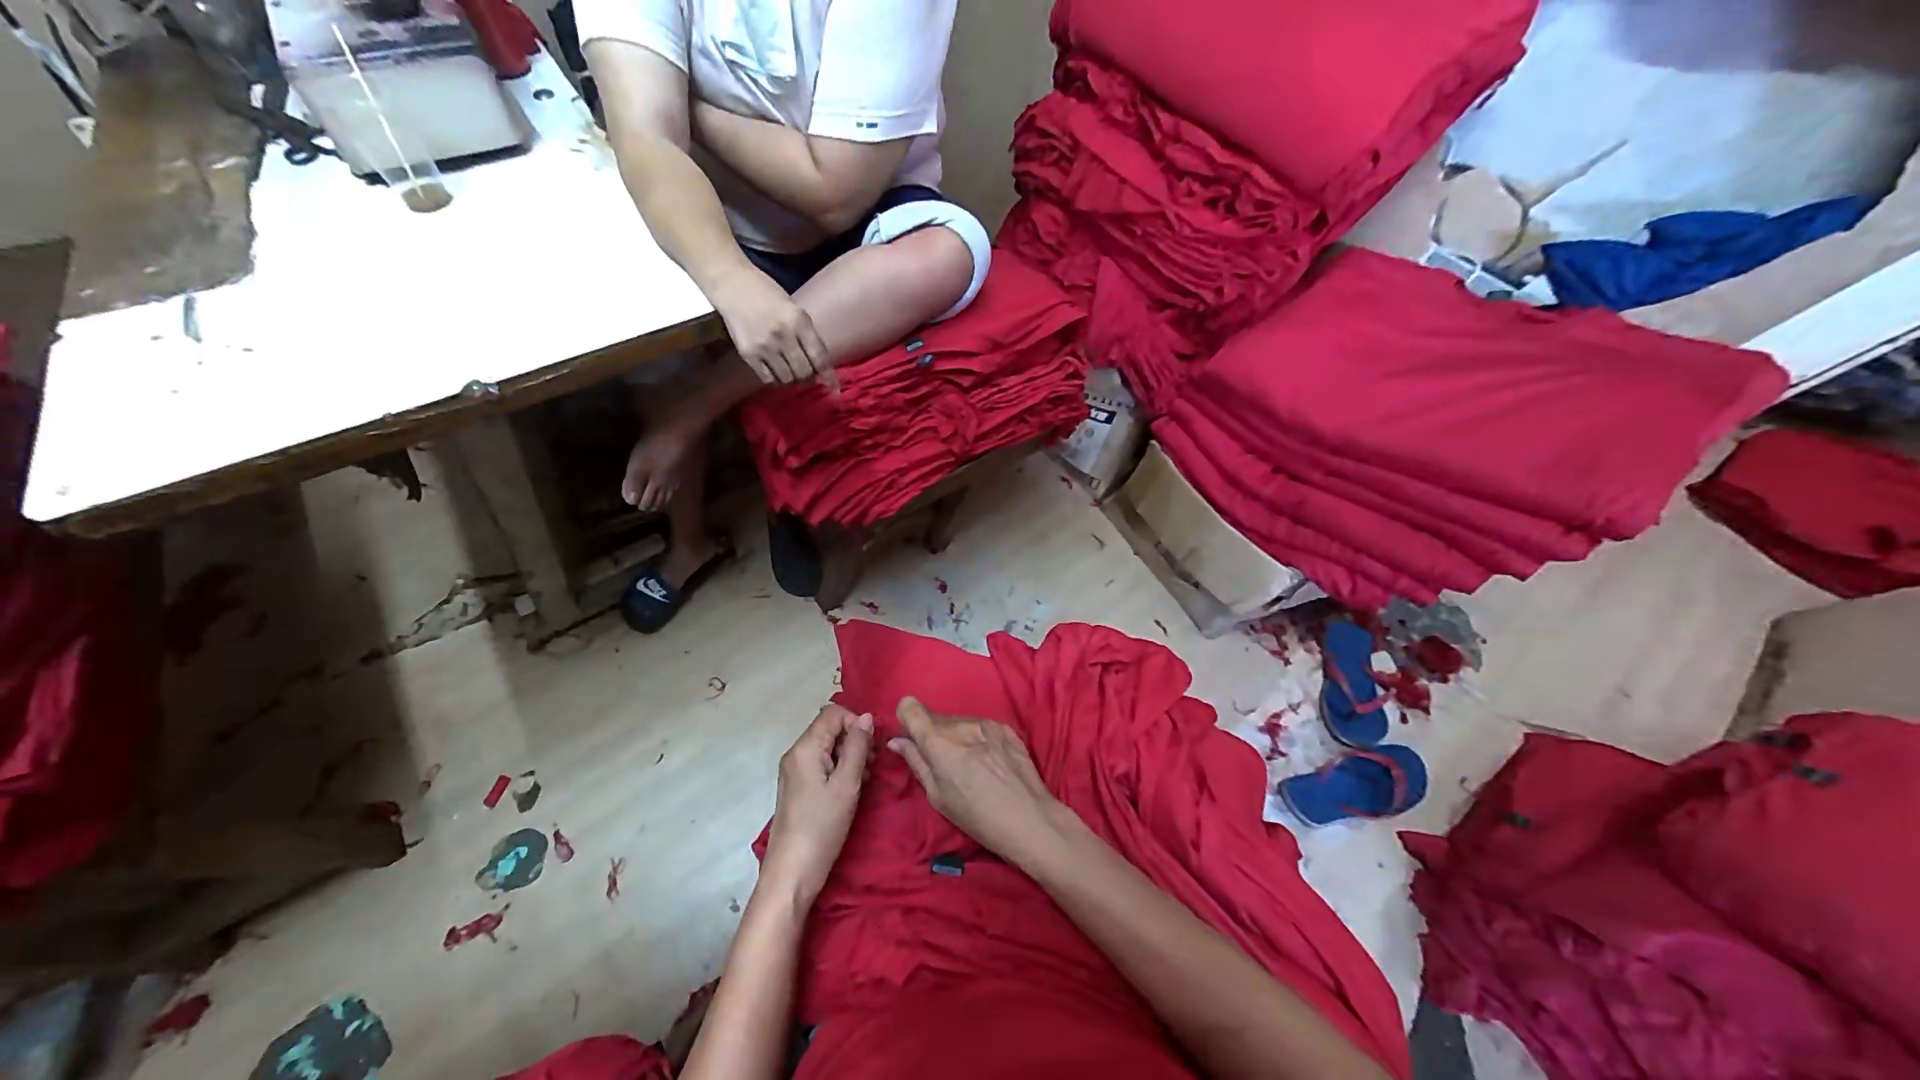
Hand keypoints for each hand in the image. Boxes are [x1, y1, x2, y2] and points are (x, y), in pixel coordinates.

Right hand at [710, 268, 830, 385]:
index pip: (819, 357)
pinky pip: (768, 379)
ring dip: (792, 380)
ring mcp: (764, 346)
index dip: (829, 376)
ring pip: (787, 379)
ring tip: (790, 371)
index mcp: (799, 321)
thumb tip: (819, 365)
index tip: (835, 388)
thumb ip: (807, 335)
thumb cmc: (767, 294)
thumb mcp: (795, 309)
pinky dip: (776, 379)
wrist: (732, 285)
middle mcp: (783, 335)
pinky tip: (775, 371)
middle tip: (806, 373)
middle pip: (804, 372)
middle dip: (808, 377)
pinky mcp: (748, 354)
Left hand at [762, 704, 872, 905]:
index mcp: (805, 747)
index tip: (872, 748)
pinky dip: (839, 769)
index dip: (856, 723)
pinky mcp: (798, 786)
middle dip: (854, 740)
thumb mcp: (847, 784)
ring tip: (864, 779)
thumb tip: (866, 717)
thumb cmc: (822, 826)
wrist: (792, 871)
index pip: (833, 713)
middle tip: (872, 765)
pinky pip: (822, 764)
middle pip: (830, 728)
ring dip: (850, 756)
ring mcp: (795, 770)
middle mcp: (796, 753)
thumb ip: (857, 747)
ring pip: (828, 747)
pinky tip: (852, 788)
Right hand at [887, 697, 1071, 866]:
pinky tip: (988, 762)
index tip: (911, 734)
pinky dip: (977, 738)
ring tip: (969, 764)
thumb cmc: (976, 816)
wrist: (1029, 818)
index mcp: (938, 742)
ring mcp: (986, 723)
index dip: (907, 717)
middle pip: (935, 717)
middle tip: (942, 762)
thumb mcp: (938, 796)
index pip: (911, 708)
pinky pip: (981, 726)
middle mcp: (961, 725)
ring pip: (959, 721)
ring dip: (956, 735)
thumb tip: (897, 741)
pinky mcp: (1005, 728)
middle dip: (932, 733)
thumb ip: (916, 762)